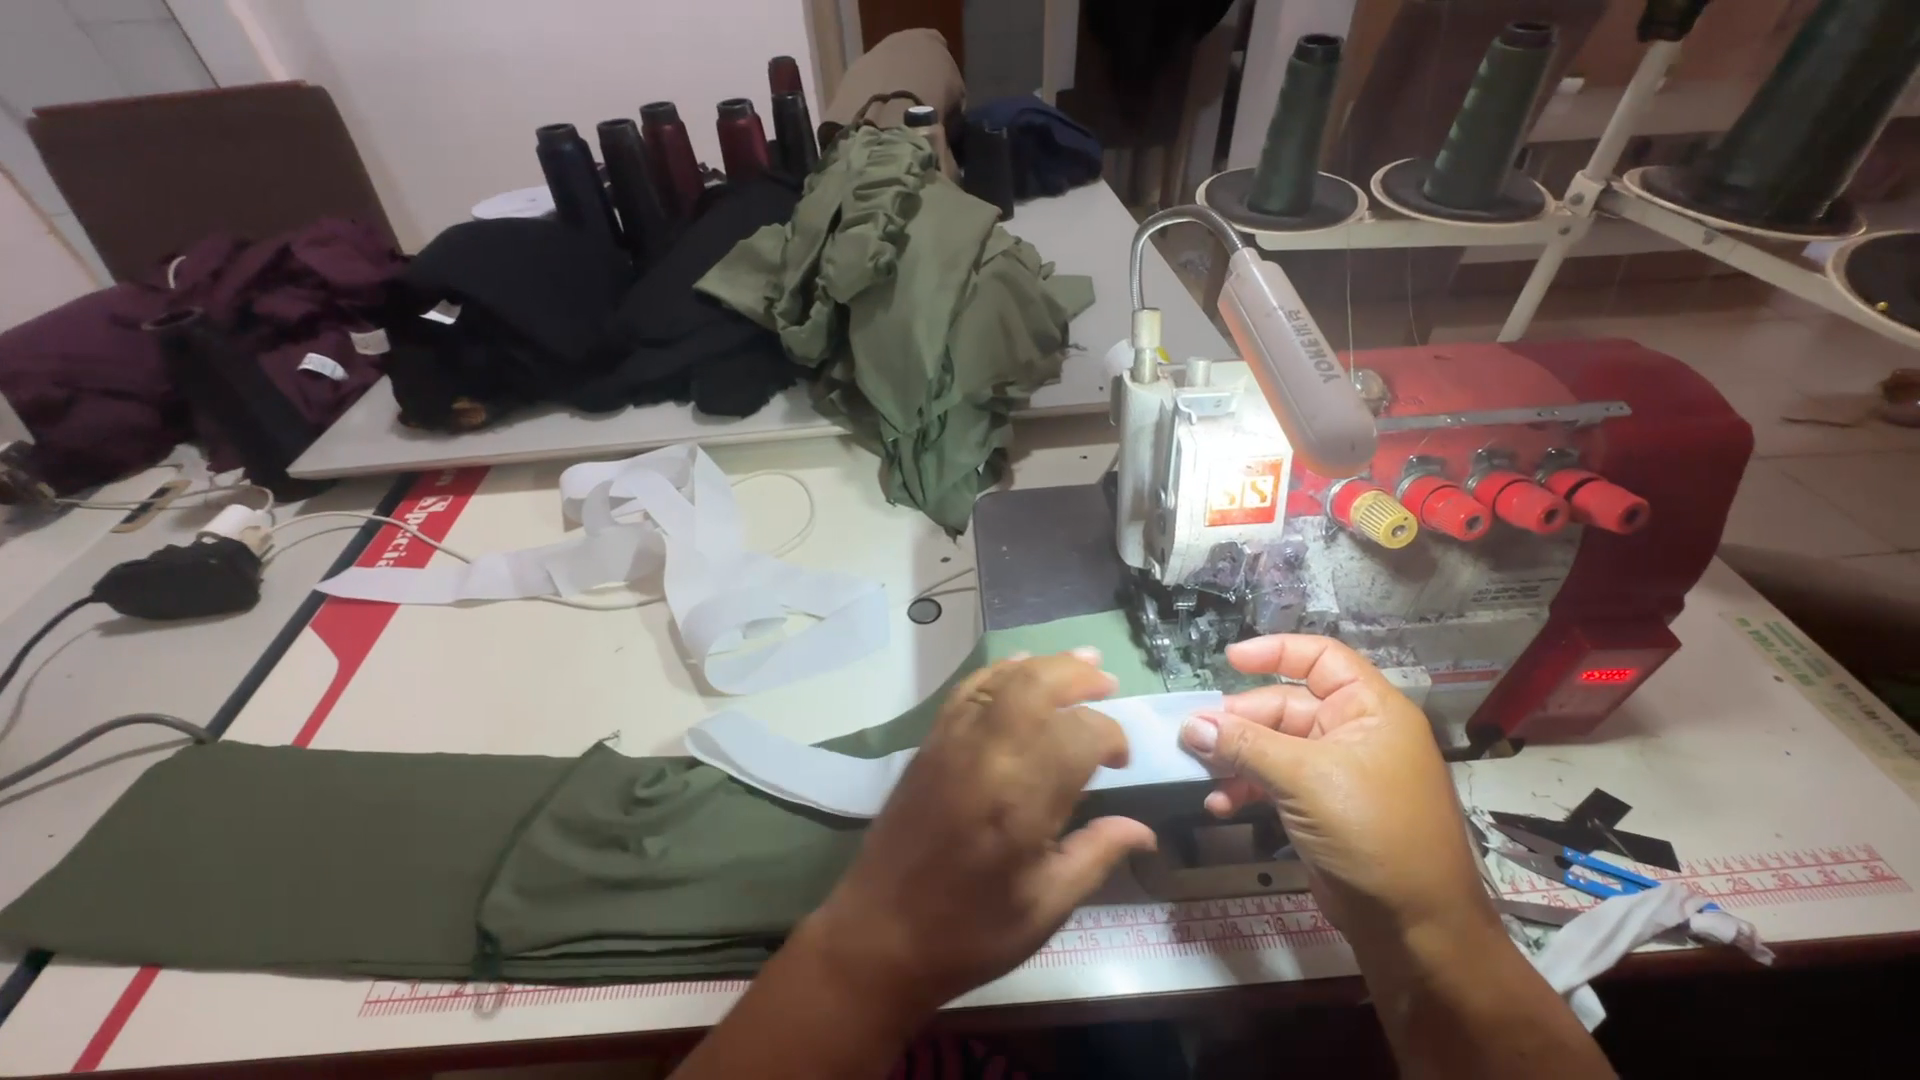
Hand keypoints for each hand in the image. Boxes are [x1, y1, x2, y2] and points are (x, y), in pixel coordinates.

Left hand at [802, 651, 1157, 1012]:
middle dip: (1079, 675)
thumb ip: (1097, 855)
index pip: (1081, 734)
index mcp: (1022, 798)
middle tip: (1109, 682)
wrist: (878, 935)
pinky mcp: (928, 744)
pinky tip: (1018, 669)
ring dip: (1044, 664)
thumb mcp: (1046, 906)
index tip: (1121, 763)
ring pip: (1003, 679)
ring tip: (1080, 663)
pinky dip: (998, 672)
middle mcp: (987, 754)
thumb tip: (1142, 829)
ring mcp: (952, 742)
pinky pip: (967, 690)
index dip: (1111, 738)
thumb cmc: (970, 931)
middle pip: (1039, 684)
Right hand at [1177, 635, 1491, 943]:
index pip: (1320, 658)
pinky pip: (1274, 781)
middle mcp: (1354, 732)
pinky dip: (1246, 788)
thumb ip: (1245, 745)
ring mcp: (1336, 772)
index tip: (1228, 660)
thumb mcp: (1305, 779)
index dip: (1275, 652)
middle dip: (1238, 722)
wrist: (1414, 924)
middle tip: (1195, 738)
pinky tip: (1220, 805)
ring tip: (1201, 774)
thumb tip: (1190, 725)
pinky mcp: (1320, 807)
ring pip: (1272, 746)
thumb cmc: (1372, 831)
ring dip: (1235, 759)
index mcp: (1369, 709)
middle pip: (1284, 706)